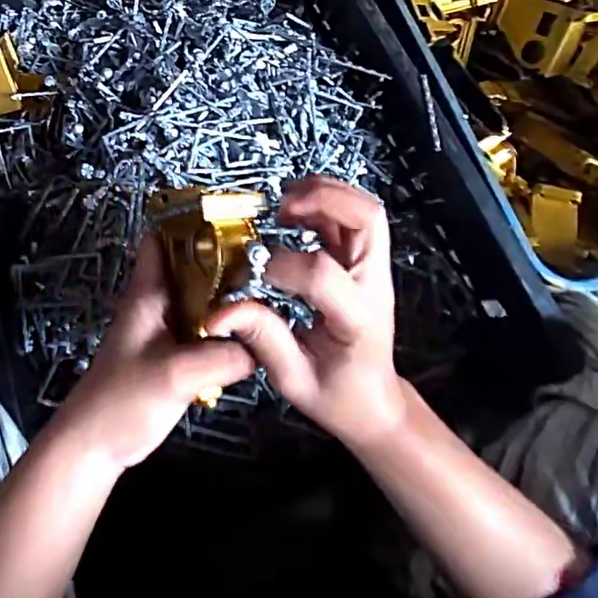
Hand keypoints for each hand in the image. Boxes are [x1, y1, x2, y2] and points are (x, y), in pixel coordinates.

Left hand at [47, 236, 255, 471]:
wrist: (95, 446)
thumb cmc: (123, 400)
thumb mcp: (176, 375)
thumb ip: (221, 358)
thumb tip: (259, 348)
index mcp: (147, 294)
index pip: (161, 240)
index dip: (190, 224)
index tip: (231, 221)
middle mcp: (156, 304)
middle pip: (190, 267)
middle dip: (222, 261)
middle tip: (263, 264)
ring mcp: (163, 330)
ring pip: (199, 300)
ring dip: (225, 298)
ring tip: (265, 296)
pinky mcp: (171, 356)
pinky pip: (202, 330)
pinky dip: (222, 328)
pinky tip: (248, 336)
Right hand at [205, 176, 408, 449]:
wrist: (375, 403)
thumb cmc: (339, 396)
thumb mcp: (295, 379)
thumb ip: (262, 339)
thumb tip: (222, 312)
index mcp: (357, 319)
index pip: (325, 275)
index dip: (284, 267)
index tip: (256, 273)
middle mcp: (374, 284)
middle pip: (366, 218)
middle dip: (323, 200)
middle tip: (281, 208)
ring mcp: (374, 269)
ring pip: (364, 209)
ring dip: (324, 195)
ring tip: (283, 204)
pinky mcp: (365, 262)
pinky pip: (353, 216)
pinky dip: (323, 203)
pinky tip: (292, 214)